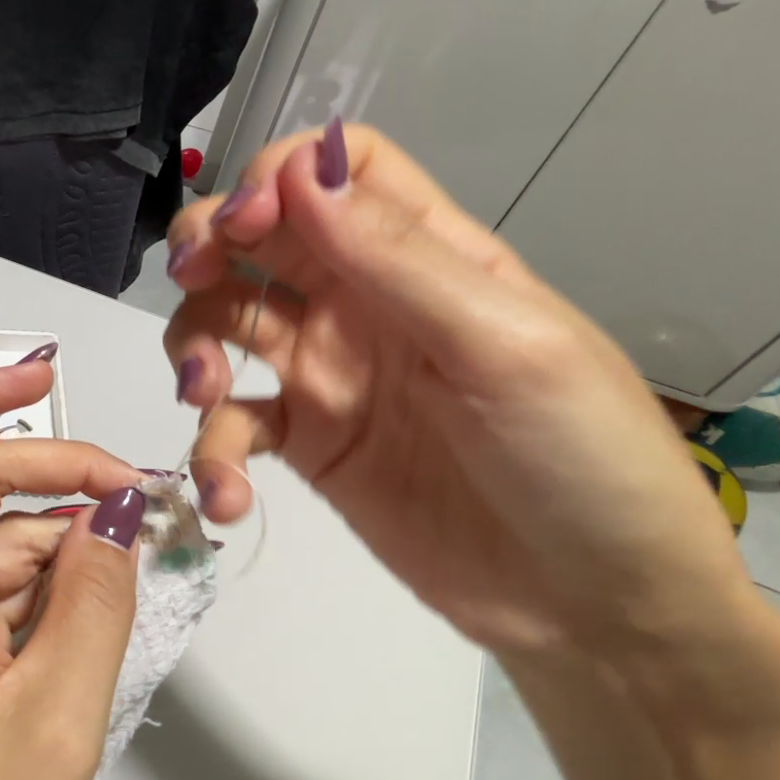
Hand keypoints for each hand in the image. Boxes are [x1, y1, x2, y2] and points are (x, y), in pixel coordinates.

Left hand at [0, 362, 147, 779]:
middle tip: (138, 492)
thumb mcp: (55, 714)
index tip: (43, 375)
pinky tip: (104, 598)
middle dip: (53, 472)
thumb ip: (93, 603)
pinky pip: (6, 592)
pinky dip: (56, 584)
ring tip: (138, 552)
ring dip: (64, 535)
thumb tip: (122, 513)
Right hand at [164, 122, 755, 666]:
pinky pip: (228, 423)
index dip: (278, 177)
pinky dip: (209, 452)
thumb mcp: (504, 346)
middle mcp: (360, 302)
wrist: (589, 607)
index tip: (246, 224)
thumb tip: (297, 173)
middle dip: (205, 245)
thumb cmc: (578, 458)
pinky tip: (227, 496)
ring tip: (203, 397)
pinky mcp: (299, 441)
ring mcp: (322, 372)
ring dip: (190, 346)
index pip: (335, 173)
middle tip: (191, 277)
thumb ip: (396, 259)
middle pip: (255, 238)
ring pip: (220, 320)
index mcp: (425, 257)